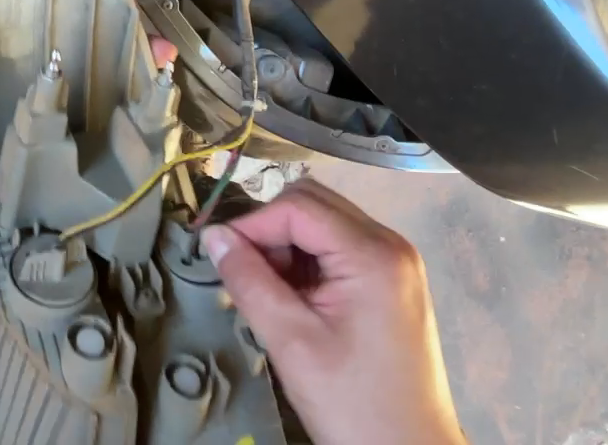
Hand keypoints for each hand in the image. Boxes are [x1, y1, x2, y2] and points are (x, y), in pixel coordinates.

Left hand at [0, 37, 176, 220]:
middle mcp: (22, 102)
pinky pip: (83, 158)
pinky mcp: (47, 179)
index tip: (117, 6)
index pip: (40, 36)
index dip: (78, 22)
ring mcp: (38, 141)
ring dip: (126, 99)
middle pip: (77, 71)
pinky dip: (114, 152)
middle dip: (120, 57)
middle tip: (160, 50)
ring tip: (165, 88)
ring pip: (88, 112)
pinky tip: (146, 146)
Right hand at [201, 180, 464, 444]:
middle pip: (312, 202)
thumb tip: (213, 236)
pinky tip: (295, 295)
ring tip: (269, 287)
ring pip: (323, 220)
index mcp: (373, 254)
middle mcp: (390, 244)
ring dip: (287, 242)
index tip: (221, 252)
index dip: (253, 223)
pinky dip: (307, 257)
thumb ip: (249, 280)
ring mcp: (394, 261)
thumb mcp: (291, 342)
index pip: (298, 207)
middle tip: (244, 269)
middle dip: (270, 228)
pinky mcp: (391, 279)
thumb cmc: (354, 405)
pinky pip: (338, 244)